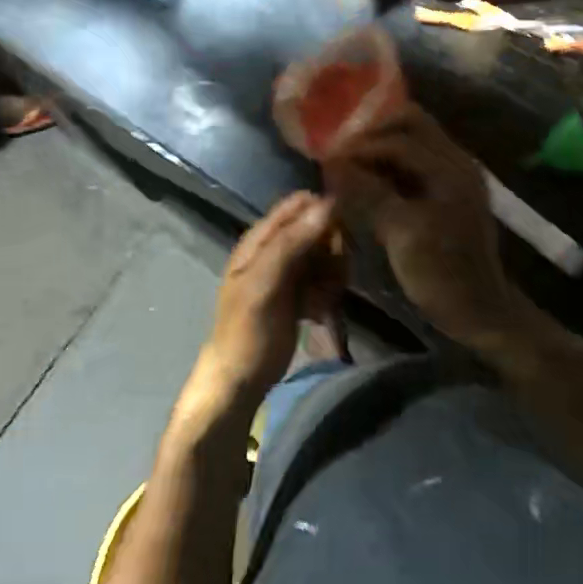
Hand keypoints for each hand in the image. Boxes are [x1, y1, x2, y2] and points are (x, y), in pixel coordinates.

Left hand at [190, 192, 341, 407]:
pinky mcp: (301, 292)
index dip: (323, 212)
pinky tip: (321, 311)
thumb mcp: (264, 283)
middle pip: (318, 229)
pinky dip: (329, 291)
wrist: (241, 379)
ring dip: (333, 274)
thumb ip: (292, 243)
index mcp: (260, 239)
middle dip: (332, 250)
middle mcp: (276, 248)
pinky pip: (326, 278)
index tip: (341, 234)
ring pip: (326, 255)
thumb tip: (327, 204)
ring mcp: (289, 271)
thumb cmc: (246, 329)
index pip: (298, 205)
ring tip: (324, 299)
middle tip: (332, 276)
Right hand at [326, 107, 533, 351]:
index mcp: (451, 169)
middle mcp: (456, 162)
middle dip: (372, 134)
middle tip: (340, 152)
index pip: (399, 139)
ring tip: (348, 164)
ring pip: (413, 140)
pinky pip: (416, 161)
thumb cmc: (441, 273)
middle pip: (410, 124)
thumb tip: (332, 163)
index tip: (327, 158)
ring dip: (380, 147)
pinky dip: (390, 163)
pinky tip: (366, 179)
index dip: (360, 146)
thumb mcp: (401, 233)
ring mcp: (455, 175)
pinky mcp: (449, 190)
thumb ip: (368, 192)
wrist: (479, 309)